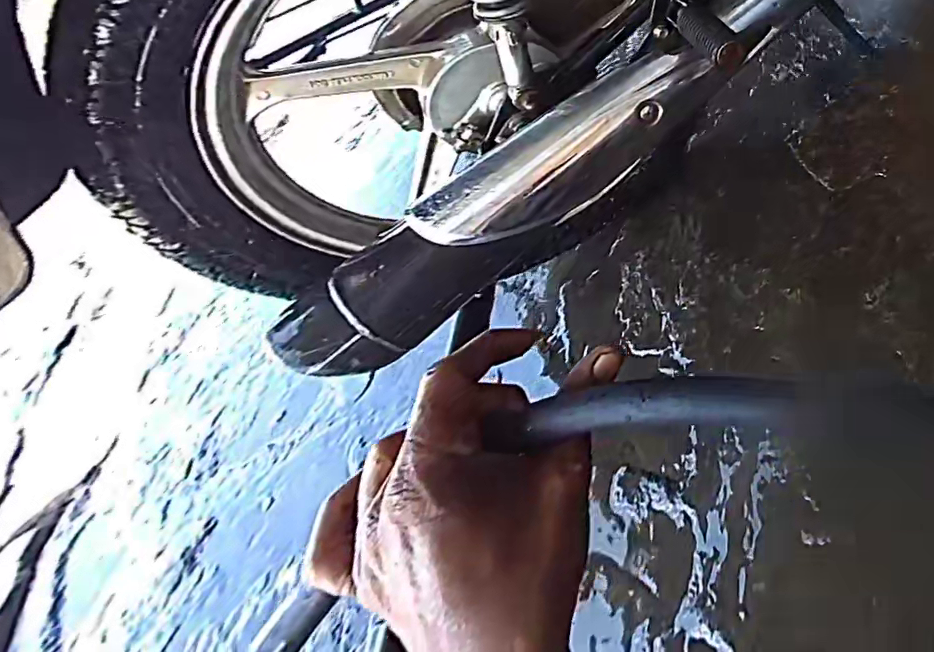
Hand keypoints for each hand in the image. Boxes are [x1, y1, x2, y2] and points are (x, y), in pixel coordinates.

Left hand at [306, 329, 623, 651]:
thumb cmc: (530, 586)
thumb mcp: (565, 477)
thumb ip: (578, 407)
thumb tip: (600, 363)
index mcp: (430, 473)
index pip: (450, 379)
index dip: (491, 350)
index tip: (521, 346)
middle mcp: (386, 504)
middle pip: (429, 416)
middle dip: (484, 409)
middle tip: (522, 431)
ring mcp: (367, 543)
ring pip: (387, 456)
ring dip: (436, 444)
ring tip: (479, 463)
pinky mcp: (361, 577)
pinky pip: (333, 528)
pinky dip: (358, 500)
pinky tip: (389, 494)